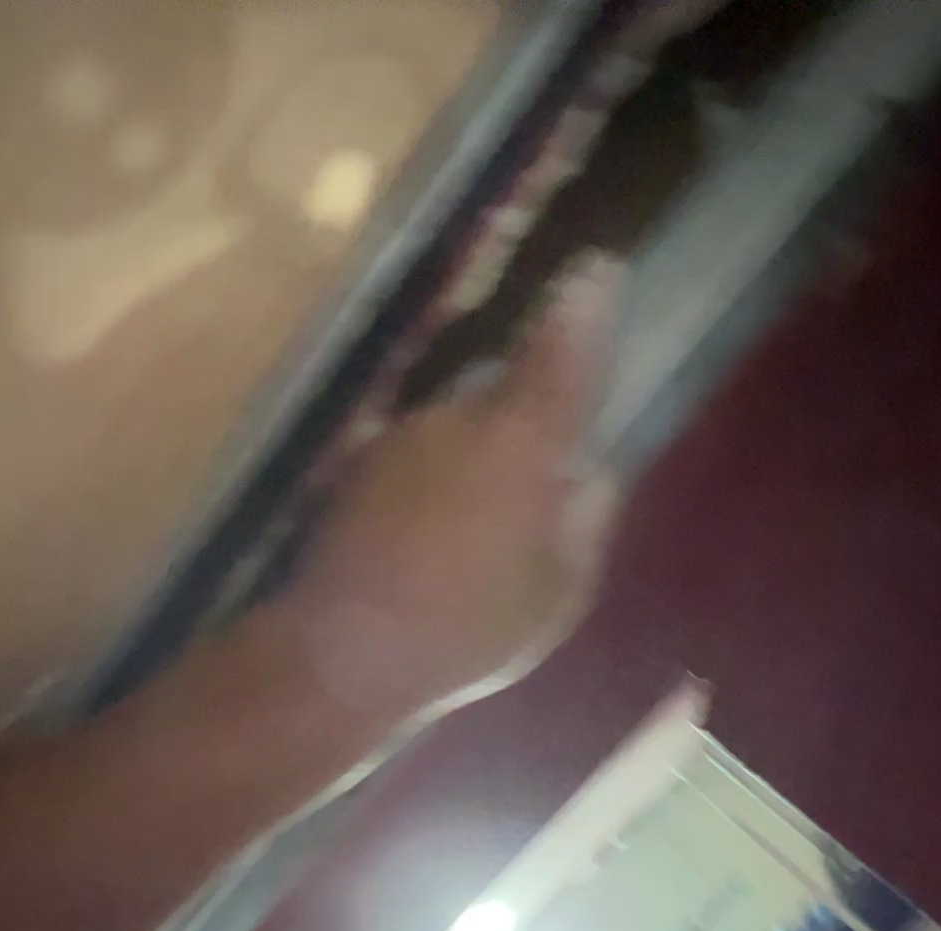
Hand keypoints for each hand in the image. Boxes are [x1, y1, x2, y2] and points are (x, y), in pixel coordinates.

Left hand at [274, 254, 623, 720]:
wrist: (344, 652)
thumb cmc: (467, 630)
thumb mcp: (557, 594)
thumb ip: (584, 520)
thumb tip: (589, 473)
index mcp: (521, 446)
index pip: (561, 357)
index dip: (583, 310)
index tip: (597, 267)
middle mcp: (456, 420)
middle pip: (504, 398)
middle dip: (520, 431)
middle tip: (520, 504)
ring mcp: (399, 437)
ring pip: (454, 428)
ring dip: (468, 463)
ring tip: (462, 538)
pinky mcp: (358, 463)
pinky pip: (414, 454)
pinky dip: (427, 482)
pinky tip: (419, 539)